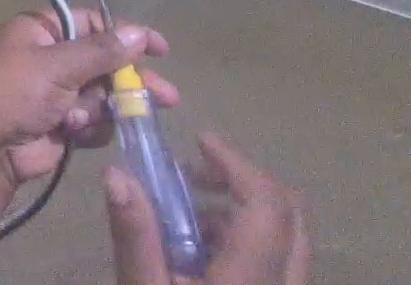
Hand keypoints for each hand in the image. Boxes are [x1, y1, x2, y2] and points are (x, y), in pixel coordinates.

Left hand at [0, 9, 176, 184]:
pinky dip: (89, 127)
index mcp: (39, 31)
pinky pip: (93, 120)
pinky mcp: (61, 121)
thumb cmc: (14, 94)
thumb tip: (138, 31)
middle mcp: (47, 56)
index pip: (90, 23)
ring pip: (102, 94)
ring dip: (101, 108)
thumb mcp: (56, 66)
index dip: (125, 34)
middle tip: (167, 98)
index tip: (161, 49)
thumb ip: (101, 52)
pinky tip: (74, 132)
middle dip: (129, 80)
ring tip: (82, 119)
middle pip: (102, 62)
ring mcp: (54, 90)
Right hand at [105, 134, 309, 284]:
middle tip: (193, 173)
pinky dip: (243, 238)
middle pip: (292, 218)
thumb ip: (135, 235)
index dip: (236, 163)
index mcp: (250, 281)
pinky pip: (278, 263)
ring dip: (241, 210)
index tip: (197, 139)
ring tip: (184, 213)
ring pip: (289, 241)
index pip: (266, 205)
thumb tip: (119, 173)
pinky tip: (198, 252)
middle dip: (242, 181)